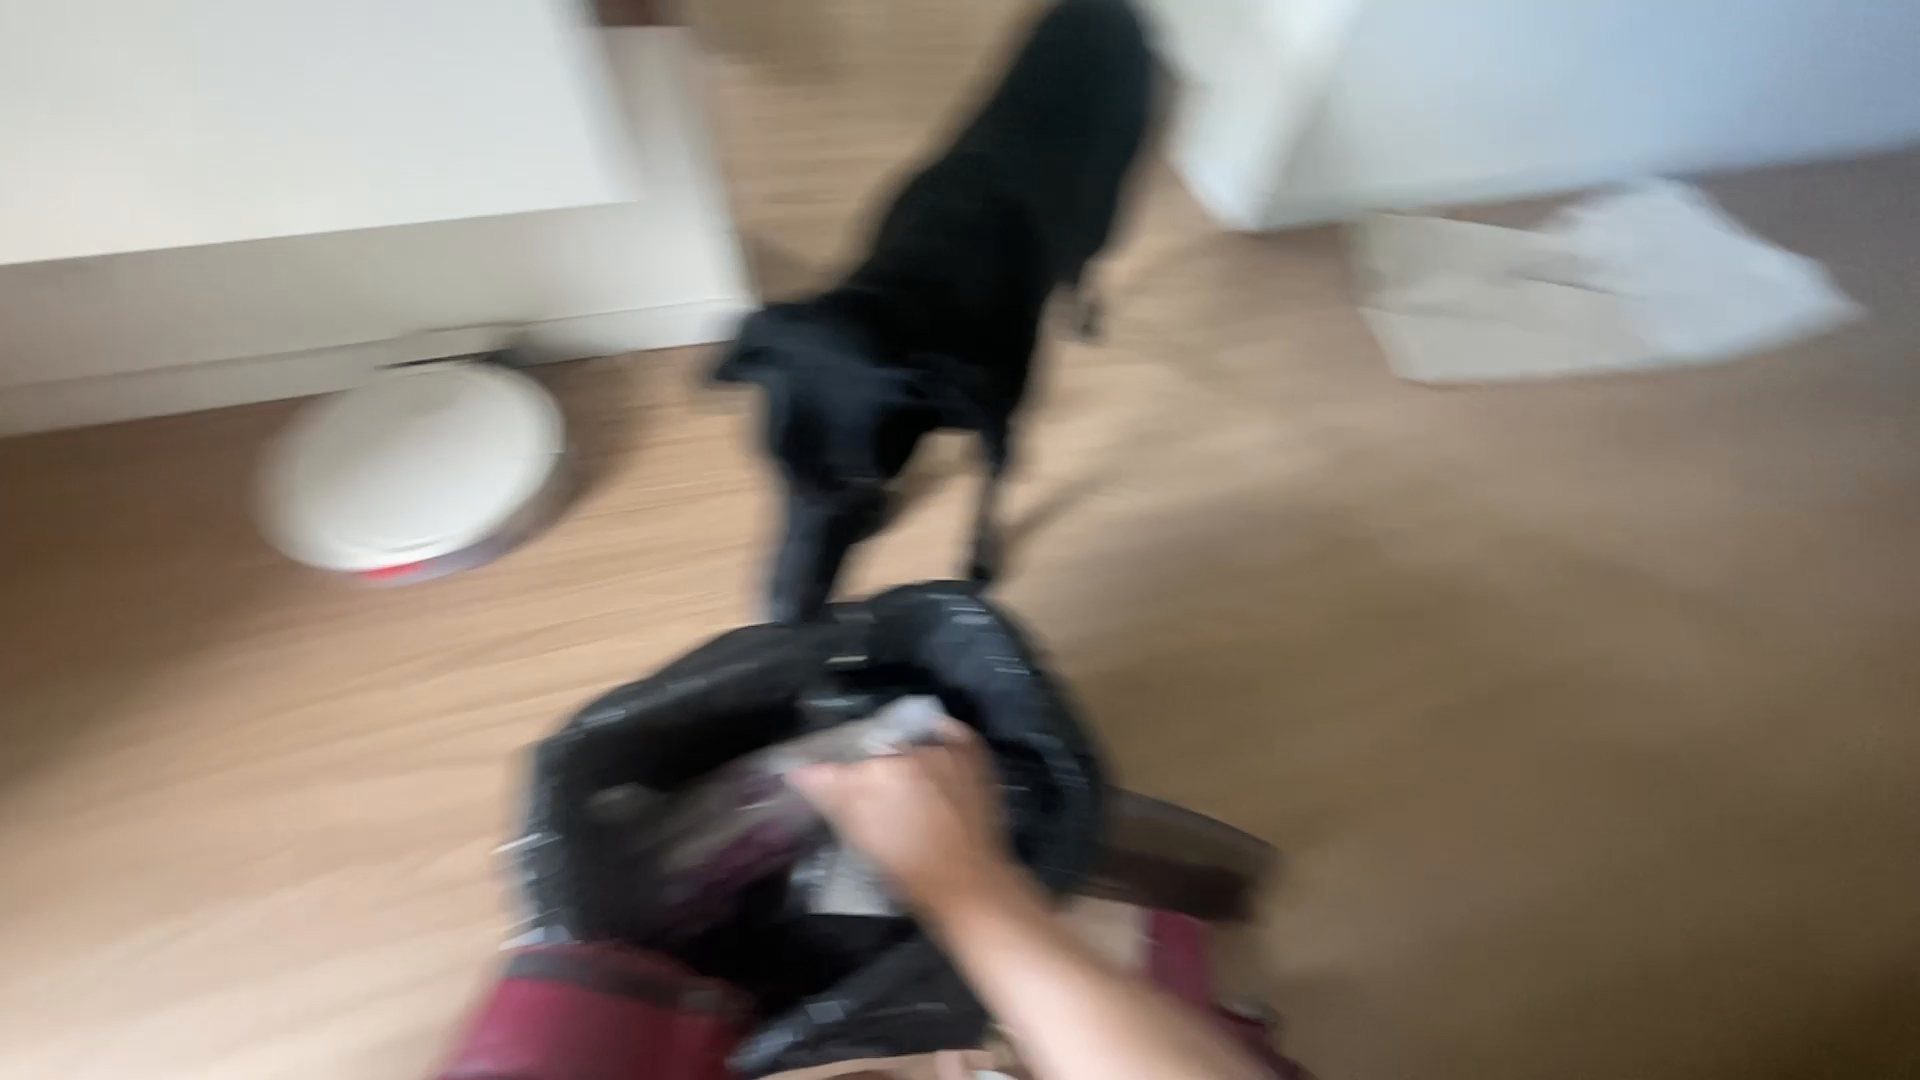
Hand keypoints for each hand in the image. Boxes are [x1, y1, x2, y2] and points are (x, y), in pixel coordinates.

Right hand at [788, 717, 1018, 914]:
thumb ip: (831, 799)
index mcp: (869, 778)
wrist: (970, 884)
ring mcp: (939, 750)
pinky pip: (949, 731)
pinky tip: (936, 746)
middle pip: (876, 757)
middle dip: (873, 774)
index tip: (816, 779)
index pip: (833, 768)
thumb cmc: (910, 875)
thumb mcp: (862, 841)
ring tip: (916, 789)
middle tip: (882, 799)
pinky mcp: (969, 750)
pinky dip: (940, 736)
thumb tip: (799, 772)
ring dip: (907, 761)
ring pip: (910, 746)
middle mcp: (901, 755)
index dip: (824, 775)